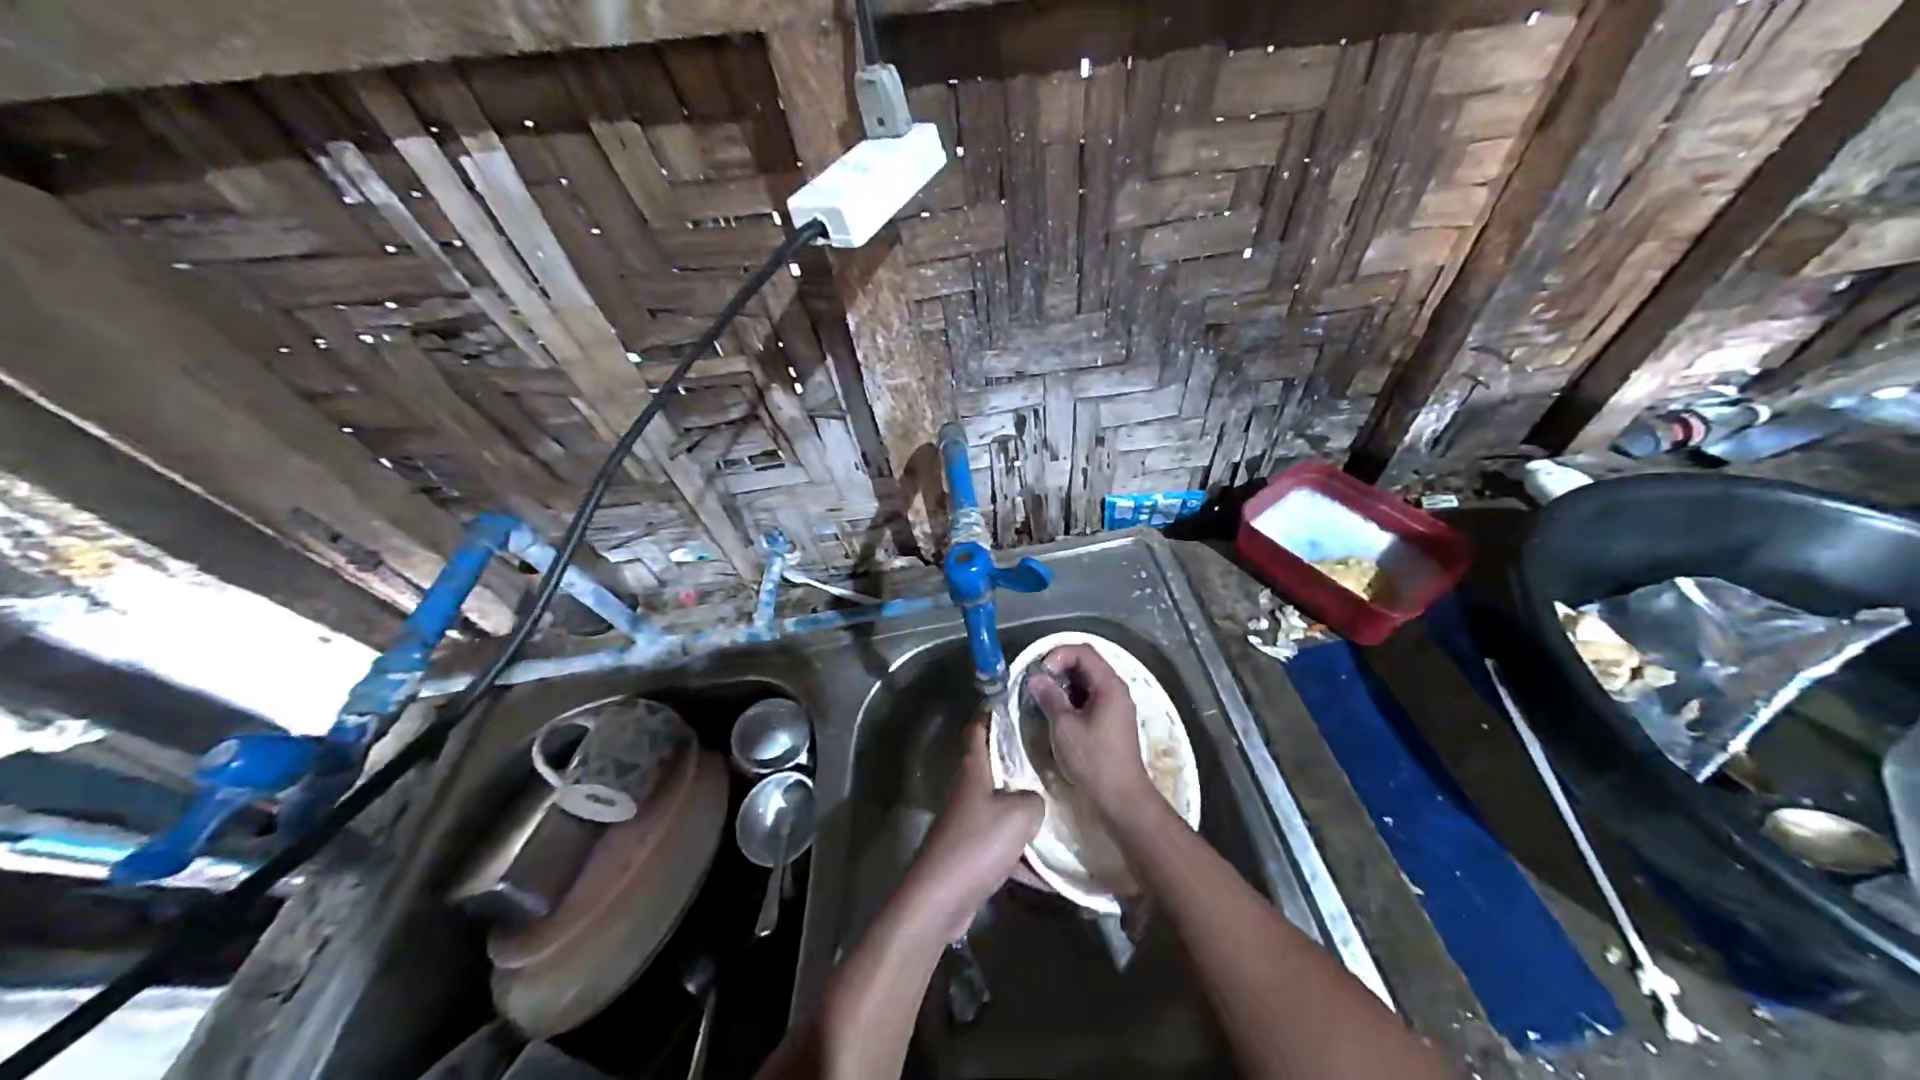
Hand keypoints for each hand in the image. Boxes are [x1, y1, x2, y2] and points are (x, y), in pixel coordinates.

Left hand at [903, 719, 1043, 941]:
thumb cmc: (977, 843)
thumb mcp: (1020, 813)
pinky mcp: (972, 854)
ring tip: (1061, 810)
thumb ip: (1035, 799)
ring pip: (1003, 809)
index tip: (1017, 708)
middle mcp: (968, 792)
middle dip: (1021, 765)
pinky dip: (1024, 856)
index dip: (992, 716)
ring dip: (1026, 813)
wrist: (941, 897)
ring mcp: (968, 823)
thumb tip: (1037, 800)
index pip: (978, 731)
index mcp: (974, 771)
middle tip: (1054, 761)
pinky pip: (1004, 847)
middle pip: (994, 770)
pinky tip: (1051, 871)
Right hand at [1026, 644, 1152, 815]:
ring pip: (1087, 680)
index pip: (1083, 652)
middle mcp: (1116, 689)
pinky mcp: (1112, 719)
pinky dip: (1072, 697)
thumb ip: (1049, 697)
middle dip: (1059, 668)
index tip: (1039, 672)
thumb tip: (1035, 677)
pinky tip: (1058, 712)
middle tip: (1038, 683)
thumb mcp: (1064, 726)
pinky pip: (1090, 696)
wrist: (1121, 796)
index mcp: (1109, 685)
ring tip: (1044, 698)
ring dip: (1064, 683)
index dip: (1057, 654)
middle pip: (1086, 663)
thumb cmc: (1093, 759)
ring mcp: (1116, 704)